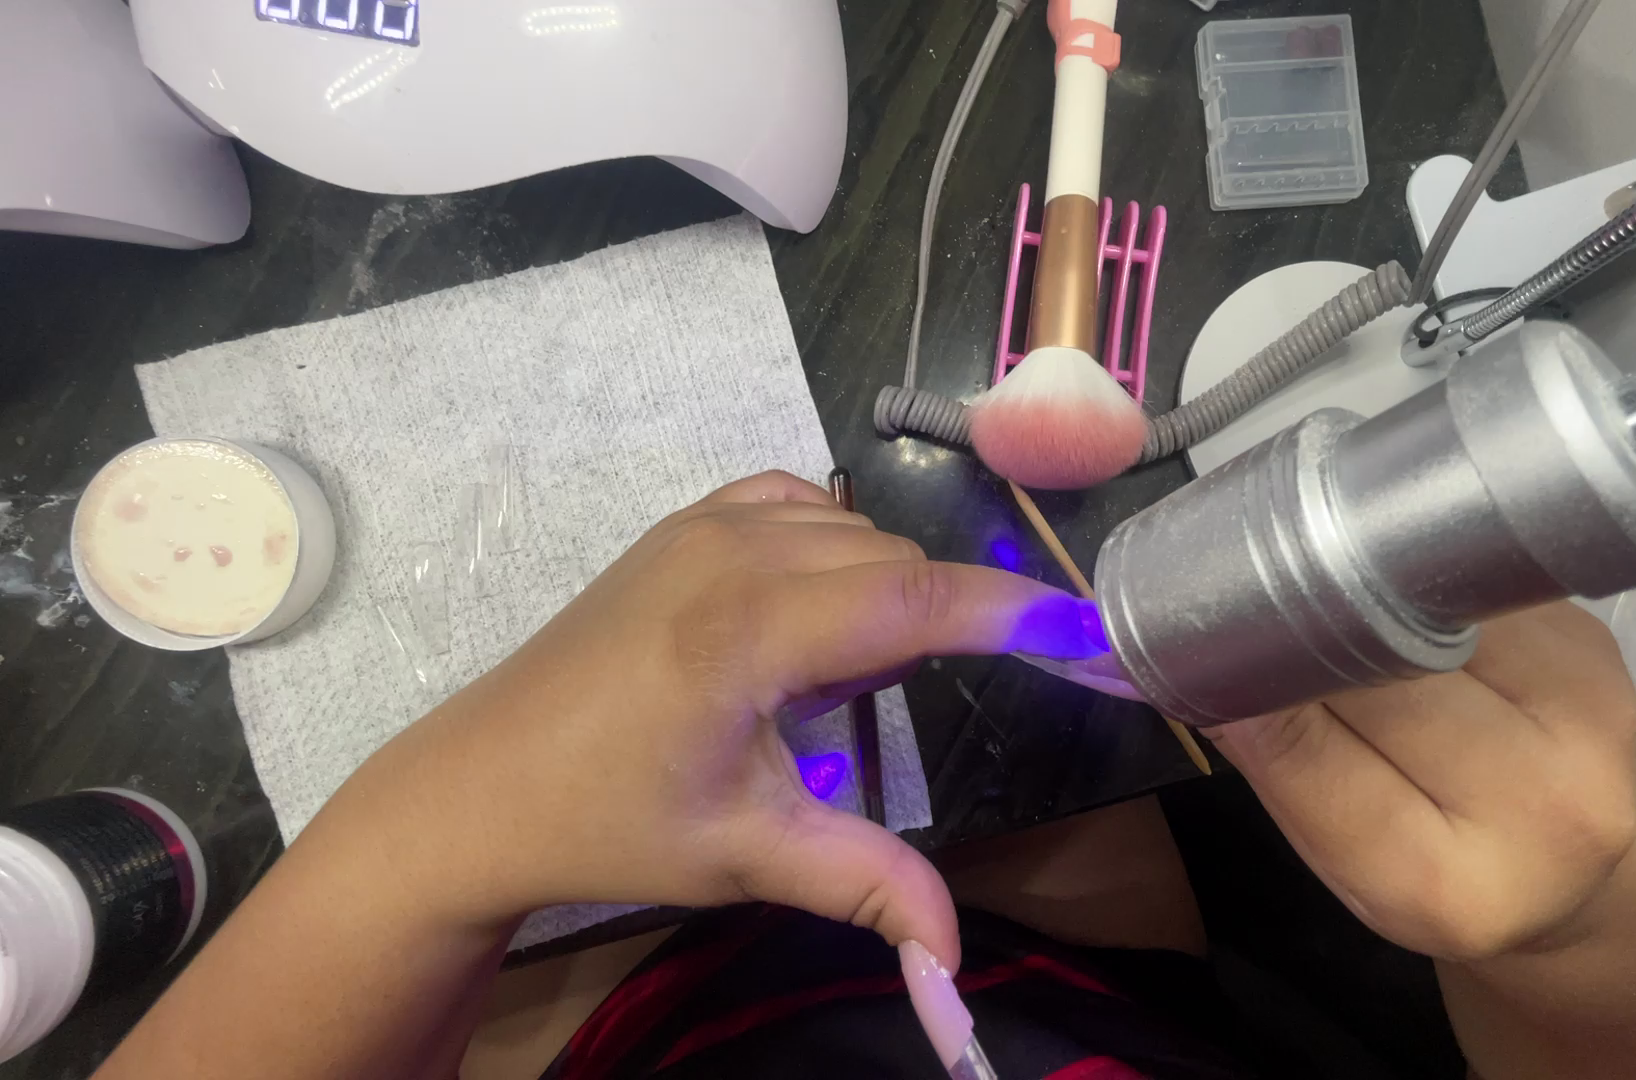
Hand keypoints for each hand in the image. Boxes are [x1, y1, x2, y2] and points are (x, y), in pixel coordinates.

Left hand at [329, 471, 1104, 968]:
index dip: (1009, 610)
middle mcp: (735, 550)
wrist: (479, 782)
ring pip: (858, 533)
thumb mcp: (748, 854)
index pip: (916, 599)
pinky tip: (799, 605)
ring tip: (811, 672)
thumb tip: (958, 965)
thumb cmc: (613, 822)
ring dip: (874, 595)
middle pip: (895, 566)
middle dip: (922, 629)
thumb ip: (868, 888)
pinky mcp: (689, 516)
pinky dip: (833, 549)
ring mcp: (707, 520)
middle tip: (854, 710)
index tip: (1081, 628)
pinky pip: (804, 504)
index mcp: (750, 631)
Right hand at [1206, 602, 1635, 961]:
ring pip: (1417, 613)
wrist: (1558, 874)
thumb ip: (1263, 750)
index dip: (1246, 682)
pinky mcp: (1595, 650)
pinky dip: (1409, 577)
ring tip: (1309, 577)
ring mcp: (1586, 721)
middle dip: (1300, 622)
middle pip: (1371, 670)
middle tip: (1240, 585)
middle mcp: (1536, 810)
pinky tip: (1385, 585)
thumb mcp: (1325, 841)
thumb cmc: (1414, 858)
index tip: (1192, 631)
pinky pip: (1468, 587)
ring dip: (1354, 589)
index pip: (1305, 752)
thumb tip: (1172, 653)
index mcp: (1439, 883)